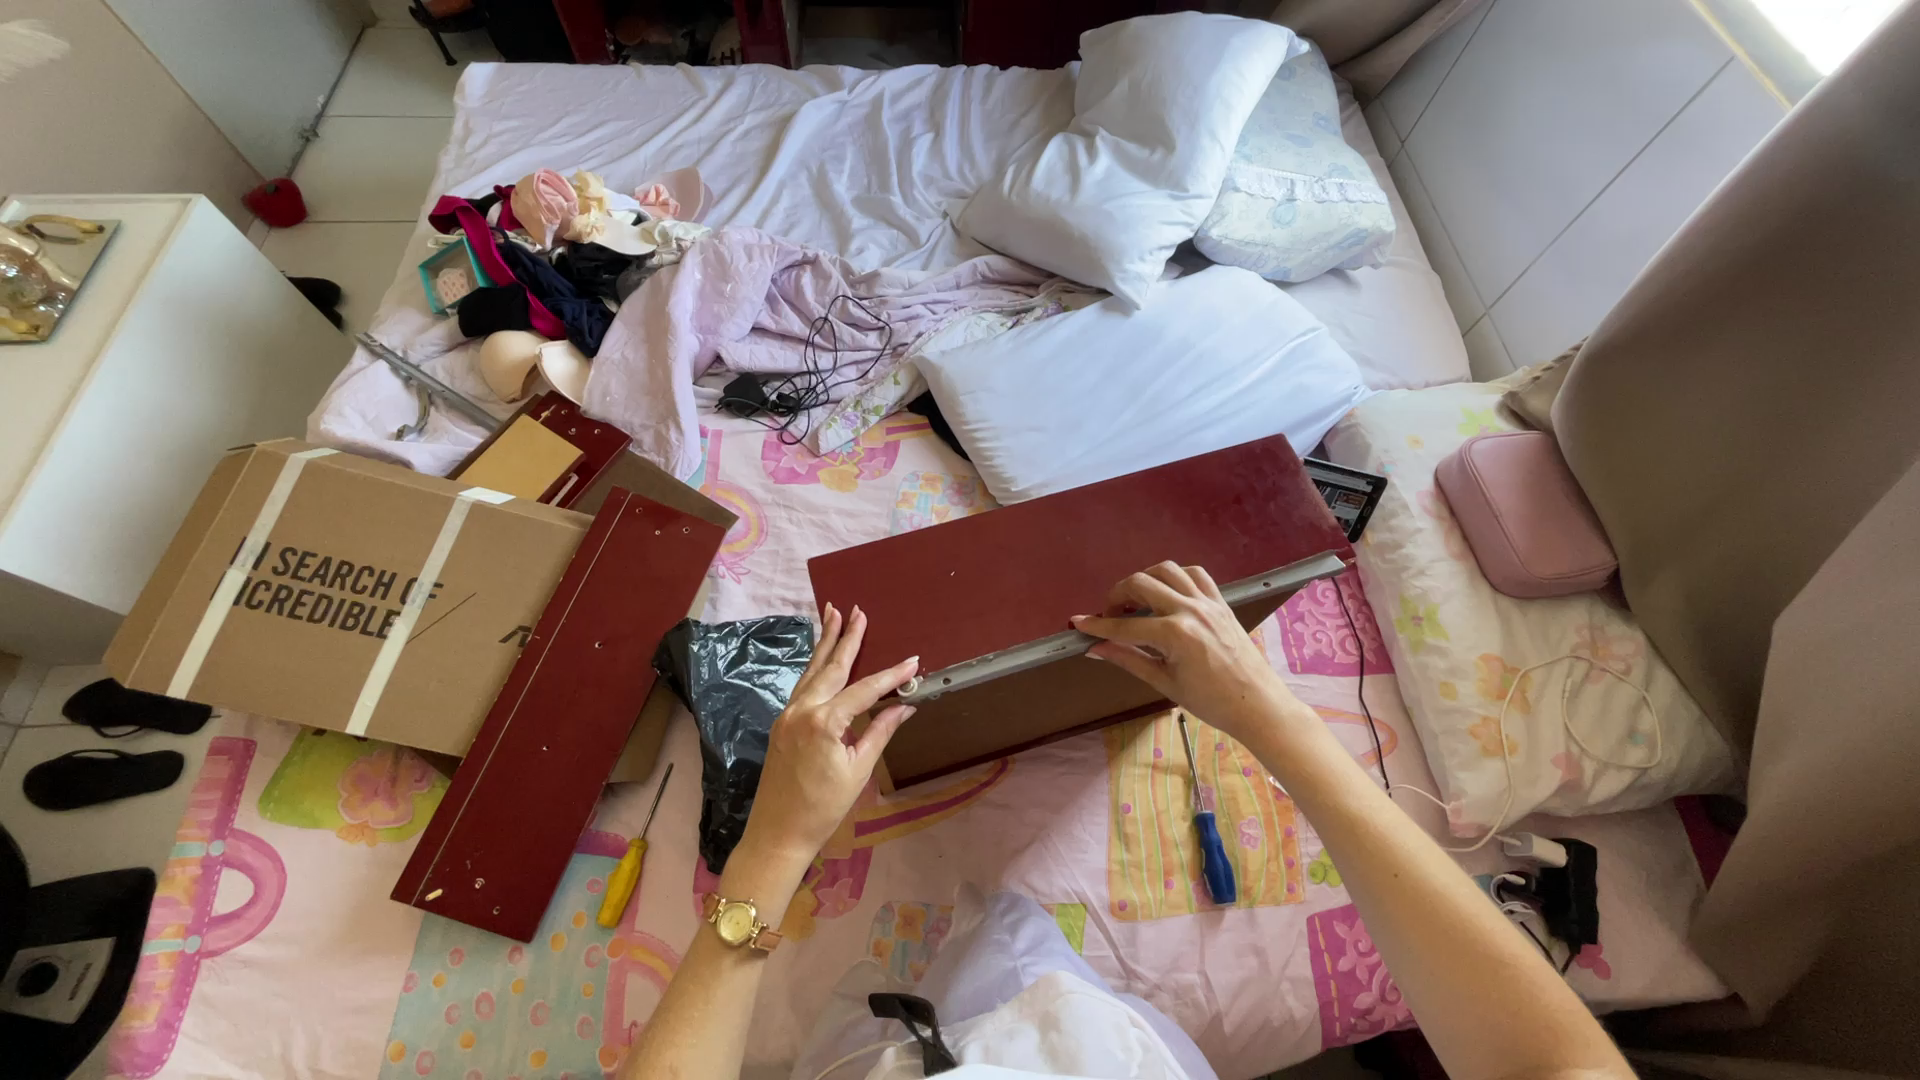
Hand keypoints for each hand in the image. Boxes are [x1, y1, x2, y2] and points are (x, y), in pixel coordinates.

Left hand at [737, 604, 917, 870]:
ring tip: (832, 615)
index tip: (912, 660)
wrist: (777, 834)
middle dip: (845, 637)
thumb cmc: (823, 808)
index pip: (865, 689)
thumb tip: (905, 706)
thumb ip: (880, 732)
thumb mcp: (859, 771)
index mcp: (824, 722)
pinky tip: (821, 657)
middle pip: (831, 667)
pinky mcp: (781, 723)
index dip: (891, 675)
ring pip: (811, 671)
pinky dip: (814, 666)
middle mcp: (802, 710)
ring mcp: (787, 715)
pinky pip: (802, 686)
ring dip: (825, 643)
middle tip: (856, 610)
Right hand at [1072, 562, 1307, 746]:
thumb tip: (1095, 649)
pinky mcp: (1221, 601)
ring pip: (1166, 571)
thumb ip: (1127, 659)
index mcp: (1175, 635)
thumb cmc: (1211, 702)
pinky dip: (1175, 577)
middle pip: (1141, 584)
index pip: (1125, 626)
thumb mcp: (1164, 683)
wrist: (1258, 704)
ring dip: (1144, 580)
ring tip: (1136, 600)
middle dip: (1118, 596)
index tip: (1078, 623)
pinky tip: (1167, 593)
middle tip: (1110, 615)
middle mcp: (1190, 610)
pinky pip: (1194, 574)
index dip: (1098, 625)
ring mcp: (1208, 602)